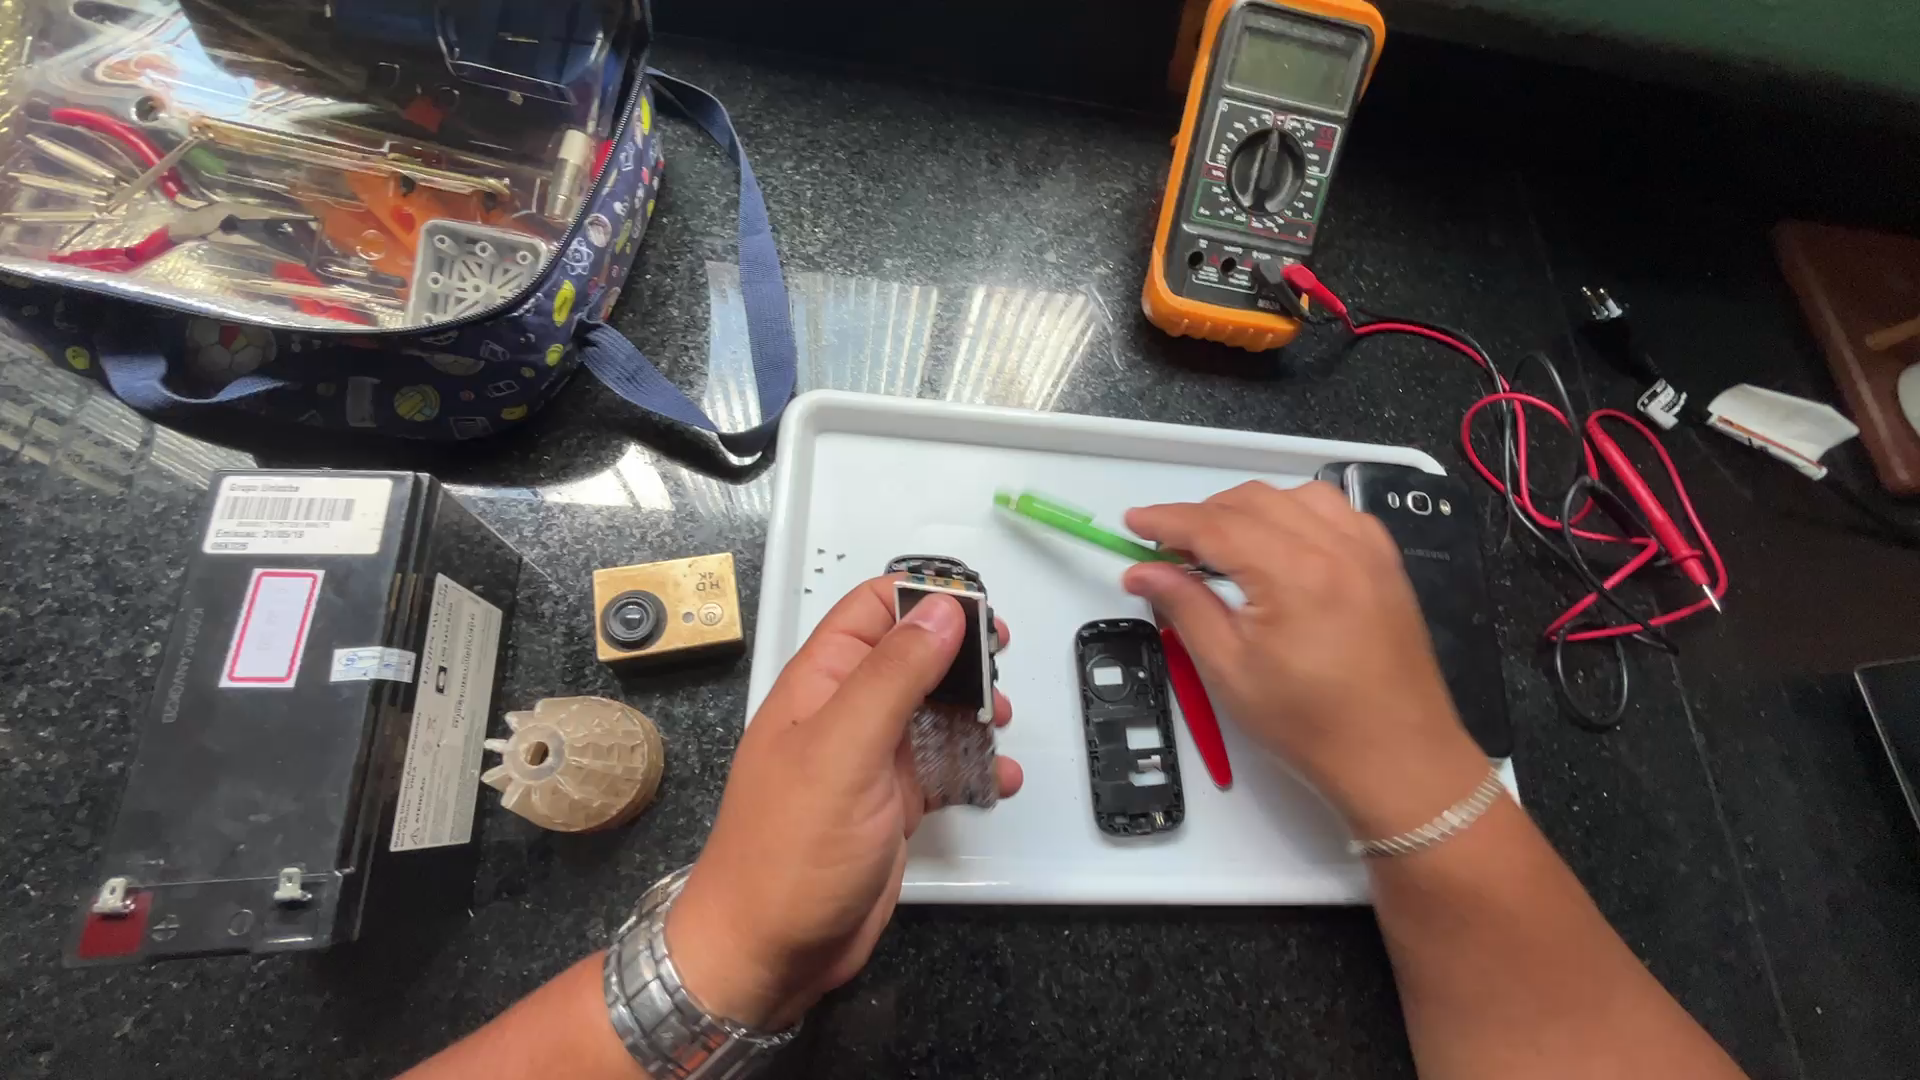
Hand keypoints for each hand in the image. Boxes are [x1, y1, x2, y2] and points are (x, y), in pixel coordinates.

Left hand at [665, 577, 1021, 1030]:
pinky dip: (975, 766)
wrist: (767, 955)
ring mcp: (871, 756)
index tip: (976, 609)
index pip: (873, 608)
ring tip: (998, 724)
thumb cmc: (787, 853)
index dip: (924, 597)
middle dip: (961, 656)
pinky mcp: (892, 800)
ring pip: (934, 708)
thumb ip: (894, 674)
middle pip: (913, 654)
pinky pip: (944, 766)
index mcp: (823, 681)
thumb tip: (941, 609)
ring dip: (974, 710)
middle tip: (997, 669)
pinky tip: (997, 779)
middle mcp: (847, 710)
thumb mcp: (844, 750)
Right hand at [1122, 481, 1486, 837]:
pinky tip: (1279, 543)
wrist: (1396, 758)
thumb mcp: (1228, 670)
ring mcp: (1367, 552)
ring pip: (1295, 495)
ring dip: (1248, 508)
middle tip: (1169, 550)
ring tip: (1222, 544)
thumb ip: (1182, 607)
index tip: (1132, 523)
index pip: (1214, 526)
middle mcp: (1335, 548)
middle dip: (1200, 515)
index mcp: (1294, 575)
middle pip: (1251, 501)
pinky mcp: (1385, 564)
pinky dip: (1296, 513)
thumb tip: (1141, 571)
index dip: (1166, 520)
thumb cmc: (1309, 724)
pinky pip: (1336, 511)